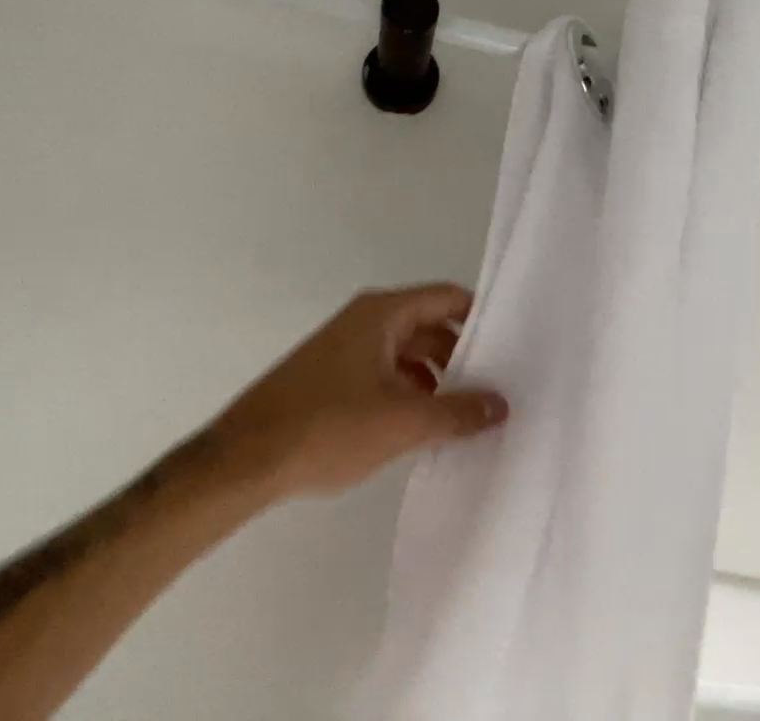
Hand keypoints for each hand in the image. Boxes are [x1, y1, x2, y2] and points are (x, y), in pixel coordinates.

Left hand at [208, 283, 508, 498]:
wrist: (244, 460)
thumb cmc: (327, 427)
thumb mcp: (403, 421)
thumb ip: (458, 411)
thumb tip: (502, 404)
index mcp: (382, 314)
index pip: (448, 299)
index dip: (482, 319)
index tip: (515, 347)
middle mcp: (365, 322)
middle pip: (430, 326)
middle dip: (463, 356)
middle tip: (499, 388)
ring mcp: (345, 350)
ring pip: (407, 355)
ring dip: (437, 380)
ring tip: (468, 415)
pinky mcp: (332, 380)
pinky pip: (385, 376)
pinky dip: (410, 394)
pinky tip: (425, 429)